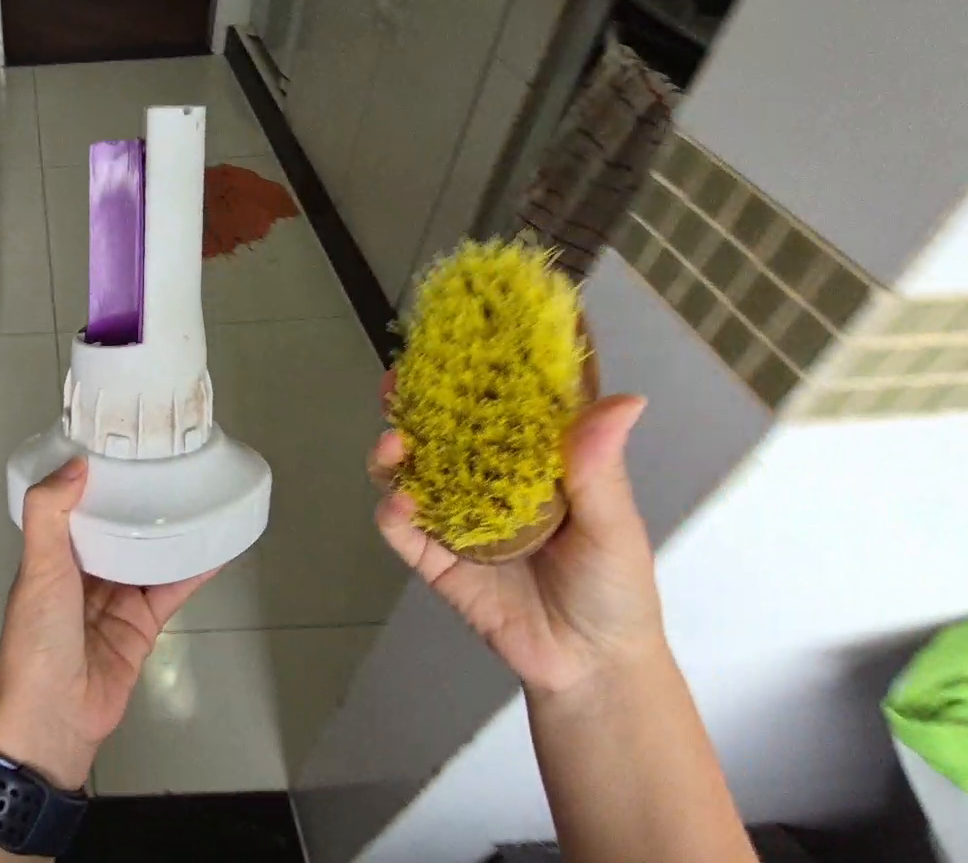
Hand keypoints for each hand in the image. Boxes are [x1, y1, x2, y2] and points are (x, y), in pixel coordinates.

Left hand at [0, 458, 214, 788]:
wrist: (55, 719)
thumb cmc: (39, 638)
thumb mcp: (38, 569)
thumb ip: (48, 514)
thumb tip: (78, 462)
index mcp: (51, 556)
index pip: (73, 507)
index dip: (92, 479)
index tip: (118, 443)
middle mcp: (82, 573)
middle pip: (114, 529)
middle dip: (136, 501)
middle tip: (167, 462)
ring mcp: (114, 599)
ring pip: (146, 555)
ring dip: (167, 531)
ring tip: (197, 494)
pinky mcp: (142, 625)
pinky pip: (170, 590)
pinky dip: (191, 570)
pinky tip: (215, 547)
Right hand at [370, 372, 664, 696]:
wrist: (590, 664)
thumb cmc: (613, 588)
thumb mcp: (614, 525)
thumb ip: (598, 467)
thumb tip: (626, 400)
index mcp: (520, 468)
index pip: (484, 413)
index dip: (461, 381)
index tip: (445, 351)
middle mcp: (477, 486)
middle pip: (430, 437)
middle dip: (406, 409)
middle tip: (394, 386)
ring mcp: (449, 521)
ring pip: (403, 476)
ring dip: (389, 455)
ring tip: (393, 444)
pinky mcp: (431, 558)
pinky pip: (400, 530)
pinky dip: (393, 512)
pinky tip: (402, 502)